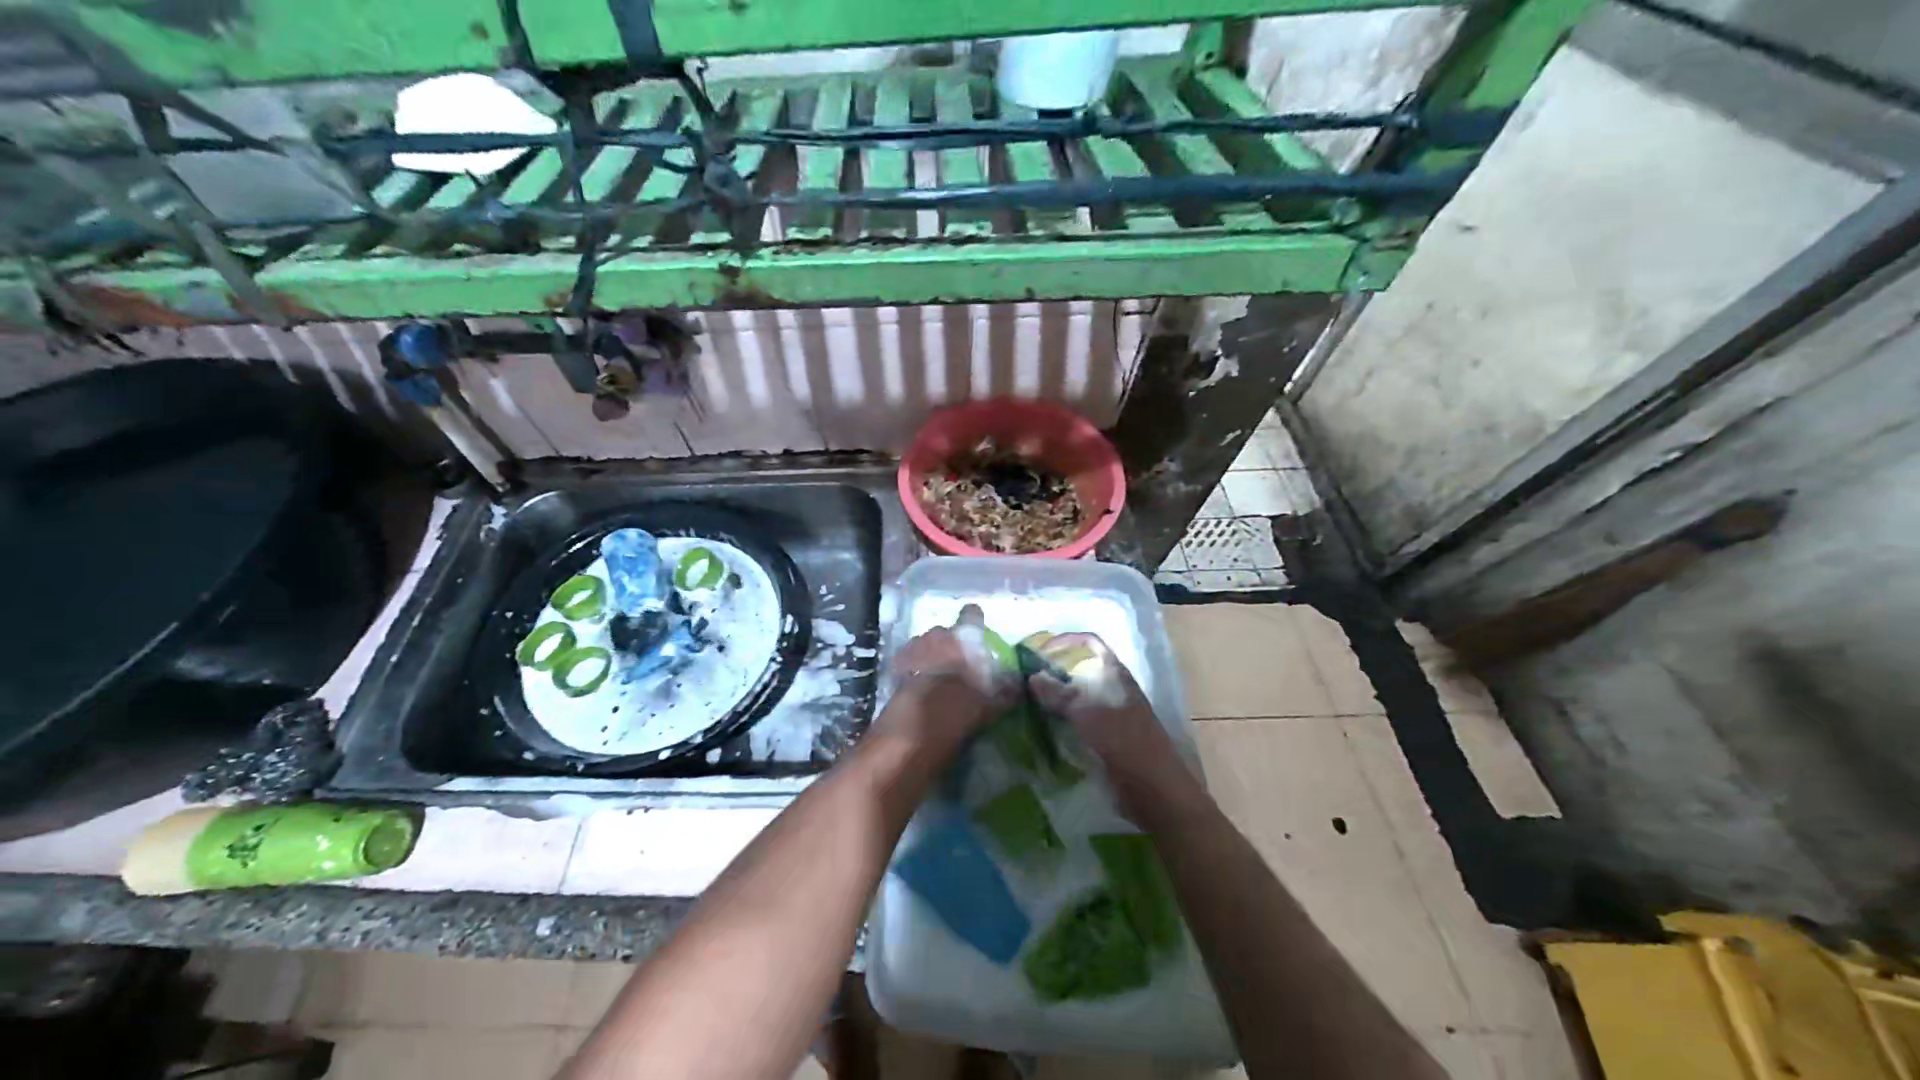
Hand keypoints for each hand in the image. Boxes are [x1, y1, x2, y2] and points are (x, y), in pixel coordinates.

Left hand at [877, 609, 1014, 747]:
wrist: (918, 725)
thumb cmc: (963, 707)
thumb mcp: (994, 701)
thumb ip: (1007, 685)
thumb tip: (1018, 679)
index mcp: (965, 637)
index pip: (972, 614)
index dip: (975, 621)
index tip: (978, 633)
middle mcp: (939, 633)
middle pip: (947, 632)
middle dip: (951, 644)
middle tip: (957, 665)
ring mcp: (914, 645)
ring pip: (926, 644)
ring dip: (931, 655)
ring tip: (936, 677)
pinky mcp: (896, 662)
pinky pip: (910, 658)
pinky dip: (915, 666)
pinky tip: (919, 684)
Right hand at [1026, 633, 1194, 823]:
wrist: (1153, 788)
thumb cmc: (1124, 742)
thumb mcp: (1088, 713)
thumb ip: (1059, 693)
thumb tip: (1032, 676)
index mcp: (1115, 674)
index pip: (1089, 643)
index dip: (1065, 641)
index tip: (1038, 651)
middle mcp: (1113, 688)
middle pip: (1081, 668)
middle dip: (1054, 669)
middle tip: (1025, 677)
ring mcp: (1109, 713)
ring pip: (1077, 694)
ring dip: (1055, 695)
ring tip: (1027, 700)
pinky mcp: (1105, 736)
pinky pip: (1077, 718)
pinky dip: (1060, 717)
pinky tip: (1043, 724)